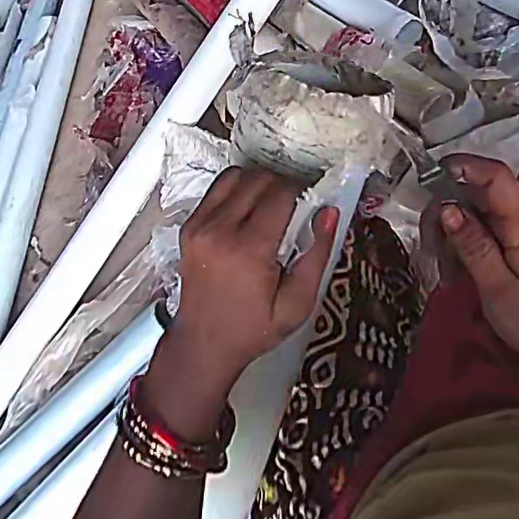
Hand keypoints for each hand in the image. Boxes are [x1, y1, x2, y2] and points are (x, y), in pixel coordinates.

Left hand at [147, 168, 338, 436]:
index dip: (303, 191)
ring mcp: (199, 225)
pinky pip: (217, 188)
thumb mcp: (298, 303)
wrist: (203, 342)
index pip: (281, 194)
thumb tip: (329, 212)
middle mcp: (219, 231)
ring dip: (259, 182)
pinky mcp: (189, 225)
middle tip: (296, 206)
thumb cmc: (254, 328)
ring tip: (273, 204)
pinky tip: (249, 208)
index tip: (313, 202)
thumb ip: (317, 255)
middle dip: (283, 185)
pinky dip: (237, 189)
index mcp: (247, 251)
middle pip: (259, 179)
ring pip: (237, 176)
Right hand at [420, 155, 518, 378]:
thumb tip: (446, 208)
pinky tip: (455, 270)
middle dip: (442, 213)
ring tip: (444, 270)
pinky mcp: (515, 237)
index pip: (496, 175)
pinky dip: (460, 242)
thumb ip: (473, 247)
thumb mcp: (499, 291)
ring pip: (471, 209)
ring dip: (448, 232)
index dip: (462, 166)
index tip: (428, 180)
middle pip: (474, 191)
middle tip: (430, 251)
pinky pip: (479, 225)